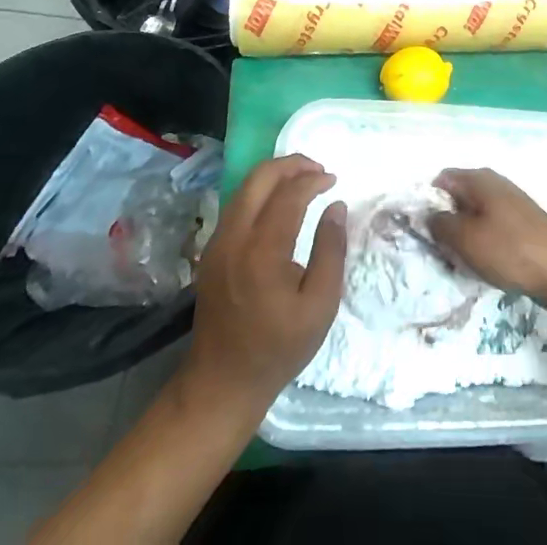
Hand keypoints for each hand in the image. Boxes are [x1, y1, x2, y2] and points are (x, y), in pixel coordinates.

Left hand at [183, 155, 346, 407]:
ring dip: (273, 176)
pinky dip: (258, 192)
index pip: (288, 195)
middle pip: (258, 179)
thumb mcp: (320, 305)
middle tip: (318, 169)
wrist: (222, 380)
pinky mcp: (210, 252)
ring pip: (242, 189)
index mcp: (262, 251)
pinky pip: (234, 206)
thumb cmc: (279, 347)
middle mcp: (233, 238)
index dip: (313, 180)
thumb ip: (331, 251)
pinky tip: (278, 202)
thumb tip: (336, 207)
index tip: (334, 179)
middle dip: (290, 165)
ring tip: (302, 180)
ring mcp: (216, 243)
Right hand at [428, 169, 546, 303]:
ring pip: (475, 213)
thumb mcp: (464, 239)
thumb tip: (429, 214)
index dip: (427, 201)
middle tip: (443, 248)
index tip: (423, 228)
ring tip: (464, 259)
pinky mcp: (524, 222)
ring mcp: (512, 201)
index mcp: (479, 178)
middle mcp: (496, 183)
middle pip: (458, 196)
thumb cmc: (509, 250)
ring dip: (465, 235)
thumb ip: (439, 223)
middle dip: (447, 220)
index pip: (441, 179)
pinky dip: (484, 241)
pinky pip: (492, 226)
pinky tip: (487, 262)